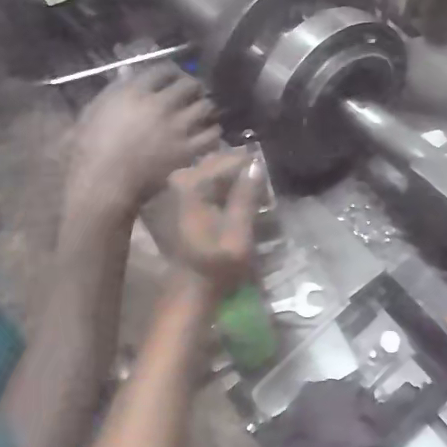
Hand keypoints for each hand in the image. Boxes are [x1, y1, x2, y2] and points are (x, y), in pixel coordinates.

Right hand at [68, 66, 219, 214]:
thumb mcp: (93, 111)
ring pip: (205, 106)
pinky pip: (212, 135)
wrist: (103, 184)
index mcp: (134, 92)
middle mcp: (160, 104)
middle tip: (192, 93)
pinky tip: (208, 133)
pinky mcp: (187, 150)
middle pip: (189, 84)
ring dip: (205, 107)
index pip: (163, 69)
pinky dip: (213, 132)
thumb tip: (129, 73)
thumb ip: (115, 91)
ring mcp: (177, 128)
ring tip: (202, 112)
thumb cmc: (89, 149)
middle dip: (193, 87)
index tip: (173, 77)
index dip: (171, 71)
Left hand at [166, 150, 260, 292]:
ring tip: (253, 200)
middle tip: (262, 194)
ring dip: (235, 181)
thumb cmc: (217, 263)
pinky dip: (224, 189)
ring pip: (216, 171)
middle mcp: (182, 178)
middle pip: (222, 161)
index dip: (254, 171)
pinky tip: (235, 205)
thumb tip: (256, 165)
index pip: (232, 160)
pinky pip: (207, 181)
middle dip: (243, 174)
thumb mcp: (239, 232)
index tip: (268, 189)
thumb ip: (246, 197)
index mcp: (194, 184)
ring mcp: (178, 187)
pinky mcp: (180, 197)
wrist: (191, 286)